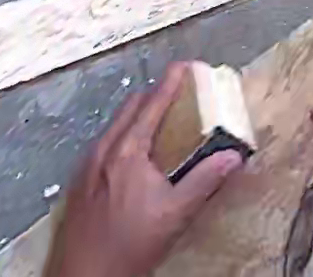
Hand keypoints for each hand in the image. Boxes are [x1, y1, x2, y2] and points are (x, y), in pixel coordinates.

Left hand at [48, 66, 245, 276]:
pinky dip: (122, 134)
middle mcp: (104, 150)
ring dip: (137, 114)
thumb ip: (204, 181)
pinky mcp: (78, 184)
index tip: (186, 65)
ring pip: (115, 124)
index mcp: (128, 150)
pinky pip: (103, 143)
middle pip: (131, 106)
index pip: (153, 103)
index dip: (171, 81)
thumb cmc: (128, 247)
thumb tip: (234, 156)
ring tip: (157, 122)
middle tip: (177, 95)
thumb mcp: (174, 216)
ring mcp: (86, 166)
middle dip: (154, 94)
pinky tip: (131, 156)